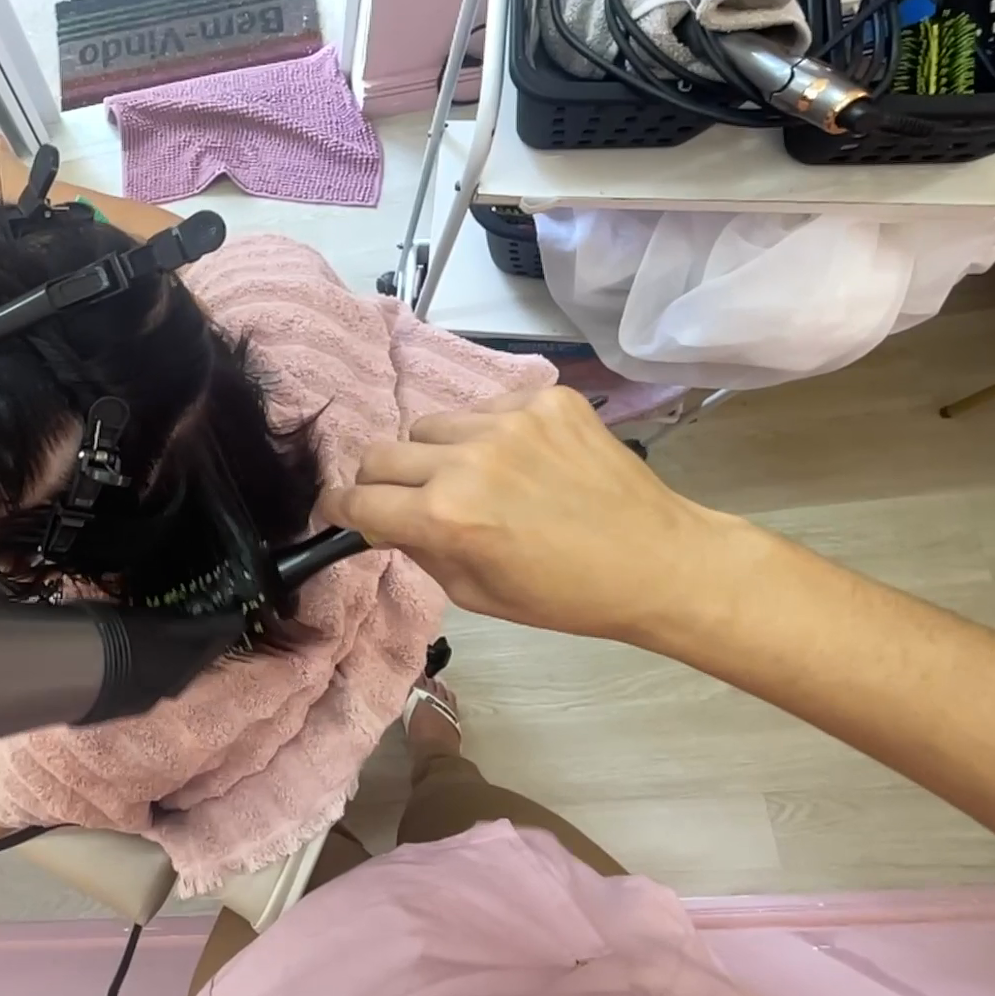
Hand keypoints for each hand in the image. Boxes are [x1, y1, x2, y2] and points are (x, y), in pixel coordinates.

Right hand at [320, 387, 755, 643]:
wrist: (660, 562)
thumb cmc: (562, 594)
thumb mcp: (472, 593)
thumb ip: (416, 549)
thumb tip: (382, 521)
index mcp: (447, 516)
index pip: (358, 501)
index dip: (336, 508)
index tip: (334, 511)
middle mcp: (468, 460)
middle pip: (379, 453)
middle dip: (378, 482)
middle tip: (404, 499)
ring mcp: (509, 422)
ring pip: (428, 426)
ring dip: (432, 454)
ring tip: (471, 477)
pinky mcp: (545, 400)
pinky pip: (482, 408)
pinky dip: (484, 434)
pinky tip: (518, 460)